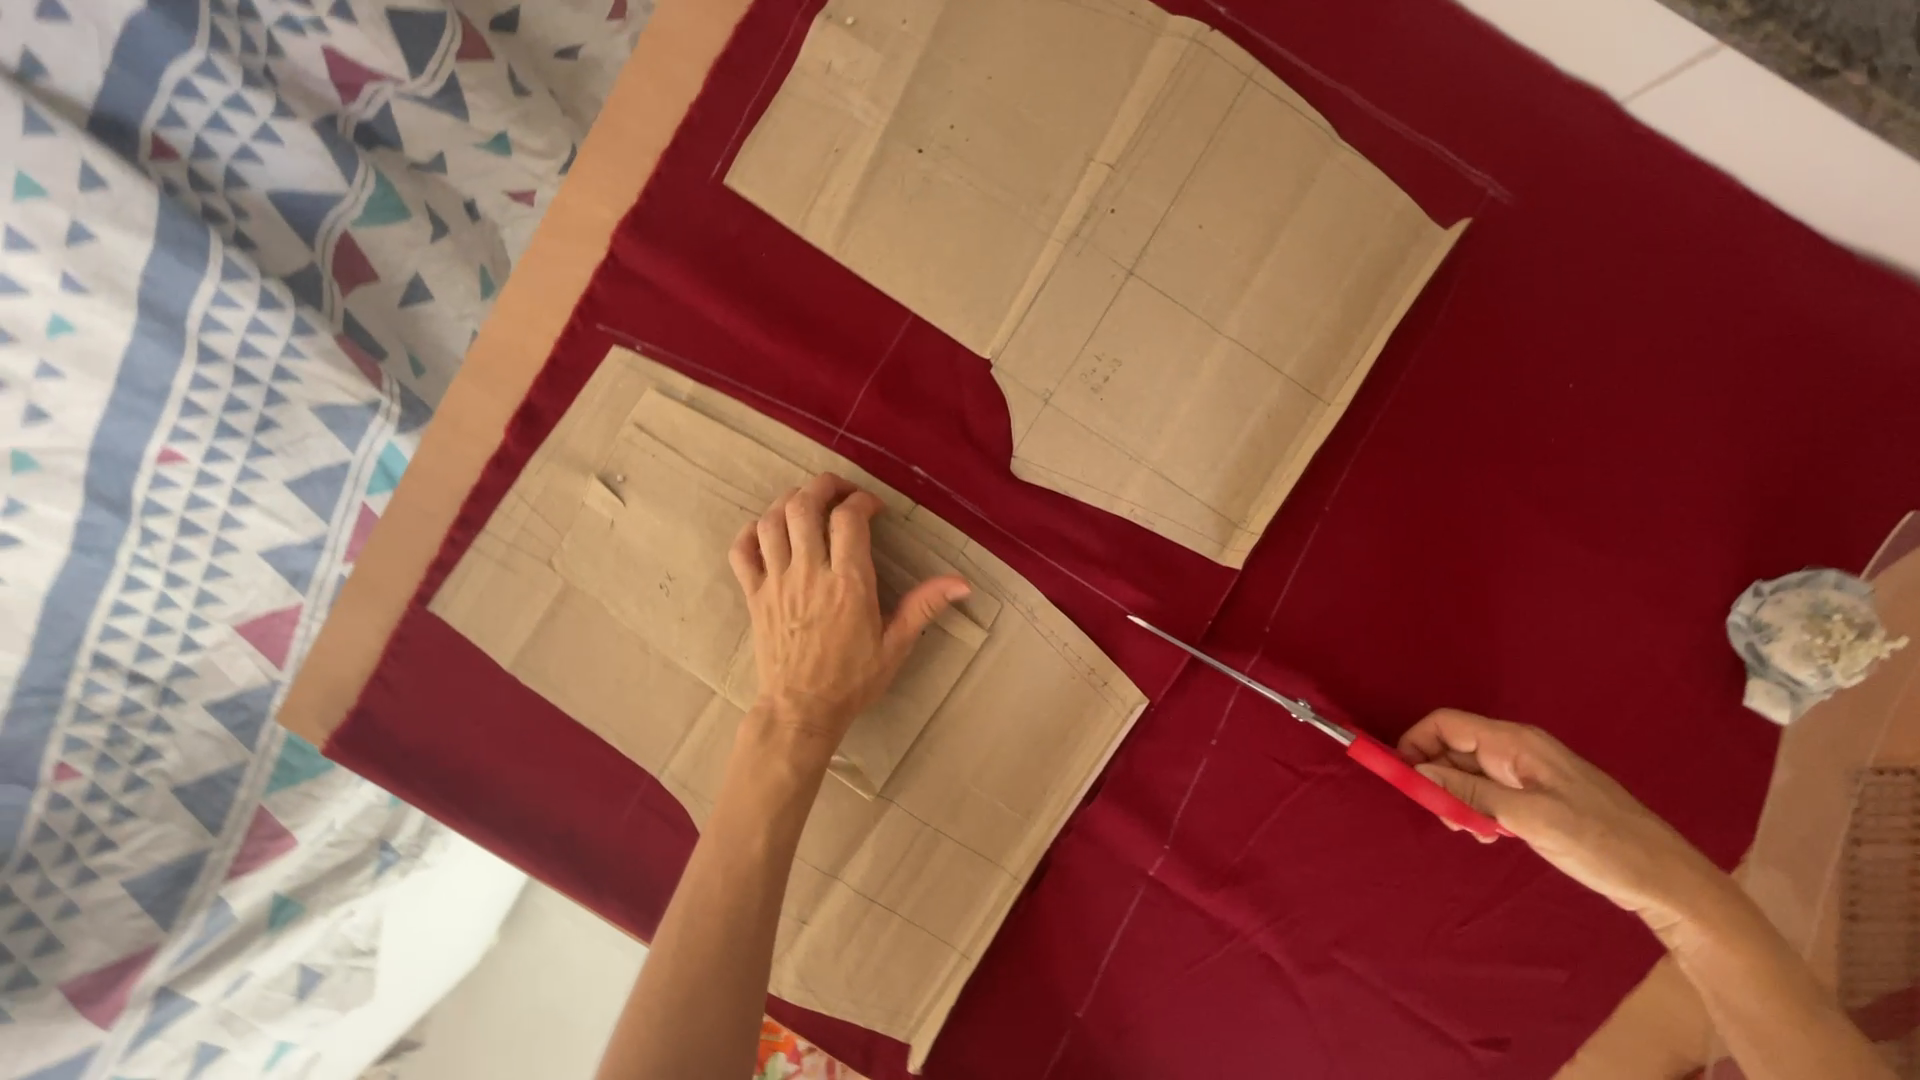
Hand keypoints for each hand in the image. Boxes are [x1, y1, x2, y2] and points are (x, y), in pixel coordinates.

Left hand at [727, 472, 967, 763]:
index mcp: (848, 582)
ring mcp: (776, 582)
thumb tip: (962, 583)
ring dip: (788, 501)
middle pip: (805, 505)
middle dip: (823, 486)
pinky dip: (751, 531)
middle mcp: (809, 573)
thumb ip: (924, 606)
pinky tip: (767, 531)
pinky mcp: (754, 595)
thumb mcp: (895, 645)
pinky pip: (741, 550)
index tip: (874, 508)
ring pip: (771, 521)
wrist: (801, 711)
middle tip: (840, 491)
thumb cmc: (852, 680)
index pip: (849, 518)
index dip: (862, 500)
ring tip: (807, 504)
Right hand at [1398, 709, 1723, 929]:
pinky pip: (1488, 793)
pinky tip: (1491, 835)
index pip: (1446, 724)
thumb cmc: (1603, 844)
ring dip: (1456, 799)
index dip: (1415, 743)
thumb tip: (1420, 773)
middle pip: (1452, 748)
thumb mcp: (1531, 820)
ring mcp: (1528, 774)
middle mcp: (1518, 751)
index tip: (1402, 778)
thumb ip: (1470, 793)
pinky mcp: (1536, 797)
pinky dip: (1477, 811)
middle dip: (1436, 778)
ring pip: (1467, 774)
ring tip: (1474, 832)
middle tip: (1444, 817)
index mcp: (1517, 743)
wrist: (1669, 881)